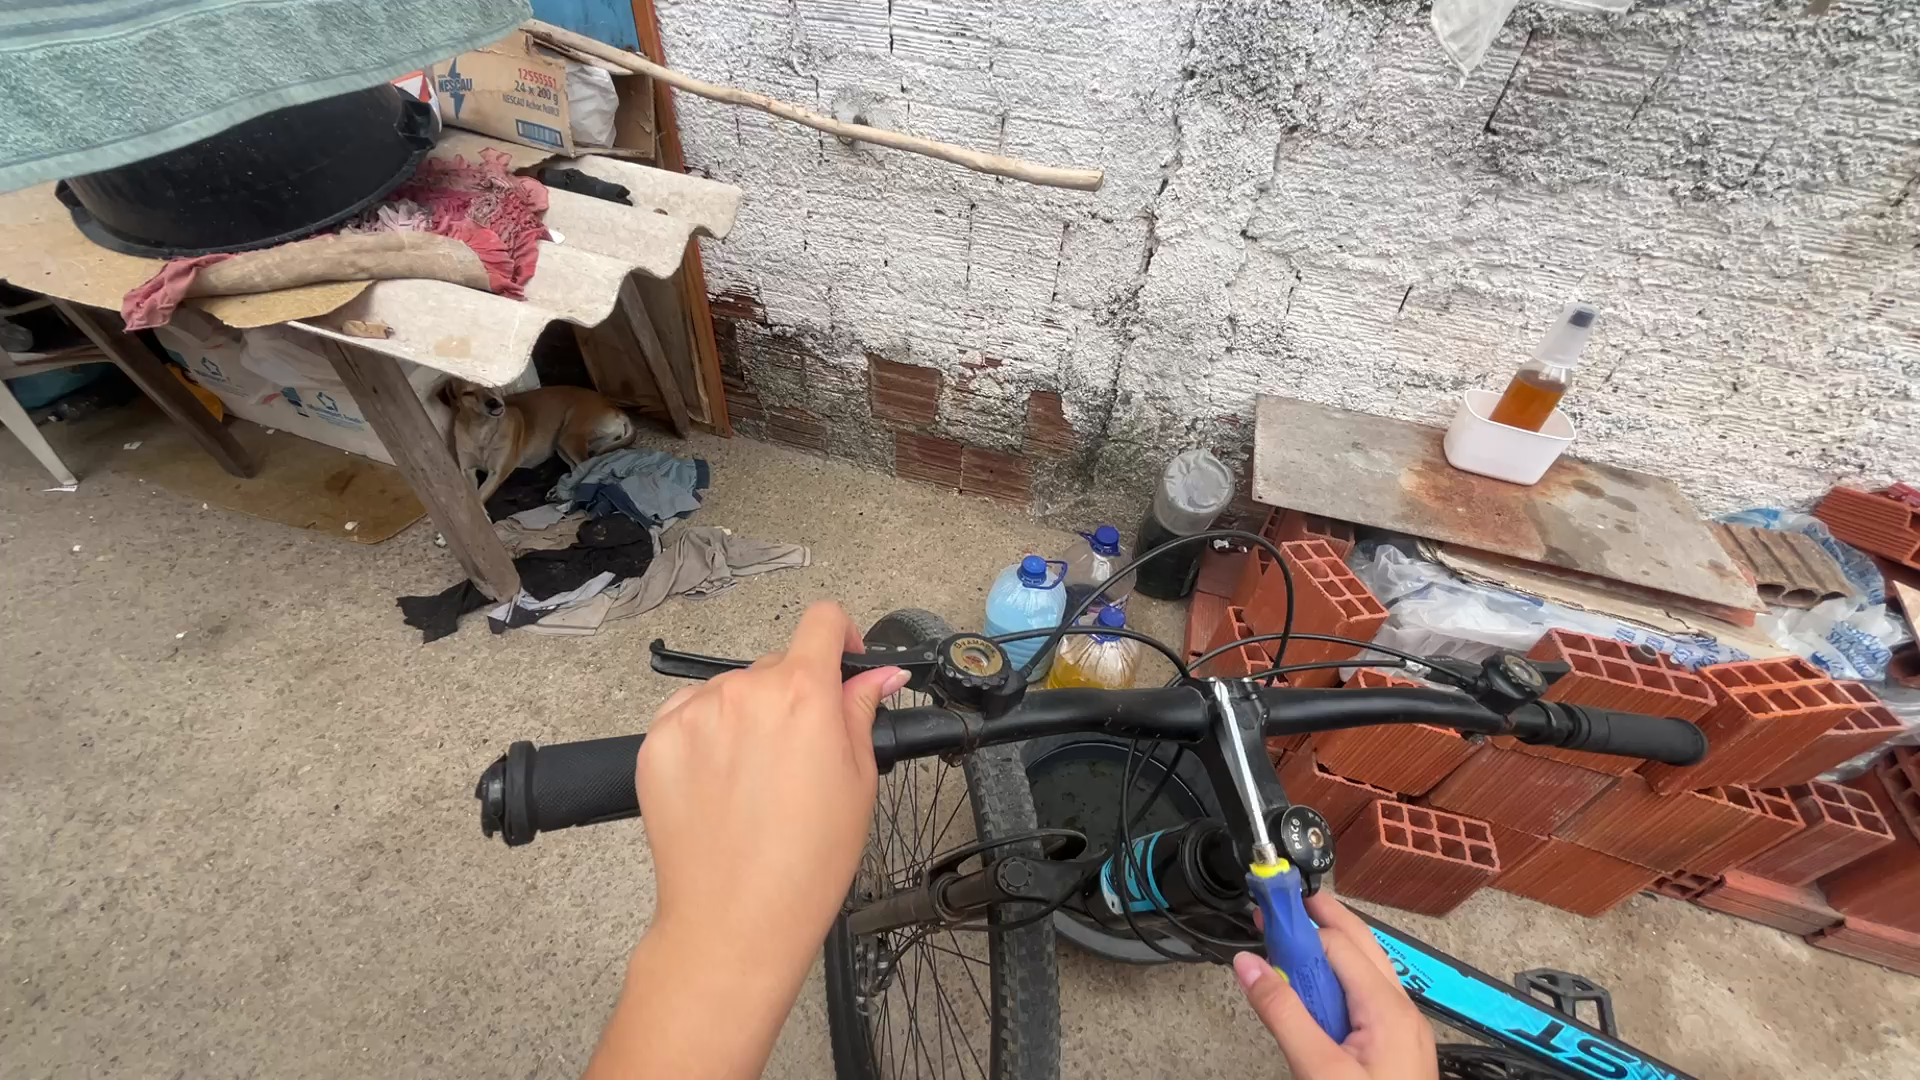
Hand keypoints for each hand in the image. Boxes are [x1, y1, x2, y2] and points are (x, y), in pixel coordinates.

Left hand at [586, 602, 907, 1079]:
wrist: (735, 920)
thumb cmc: (809, 858)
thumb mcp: (858, 778)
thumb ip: (862, 710)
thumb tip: (880, 674)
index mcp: (803, 692)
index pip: (822, 620)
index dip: (841, 635)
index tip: (843, 662)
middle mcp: (745, 689)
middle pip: (779, 663)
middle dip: (796, 693)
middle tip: (802, 750)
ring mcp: (695, 712)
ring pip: (734, 688)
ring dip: (751, 713)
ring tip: (756, 775)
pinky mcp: (657, 740)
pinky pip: (692, 711)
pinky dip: (710, 731)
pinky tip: (722, 779)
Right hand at [1233, 892, 1436, 1079]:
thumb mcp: (1318, 1071)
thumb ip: (1282, 1011)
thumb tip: (1246, 962)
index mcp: (1388, 1010)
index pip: (1334, 944)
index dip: (1296, 924)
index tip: (1262, 908)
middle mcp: (1401, 1012)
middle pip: (1359, 943)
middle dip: (1319, 917)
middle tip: (1280, 901)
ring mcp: (1402, 1031)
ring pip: (1363, 967)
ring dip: (1325, 947)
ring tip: (1288, 936)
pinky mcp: (1394, 1049)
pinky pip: (1362, 996)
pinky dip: (1333, 979)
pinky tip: (1311, 988)